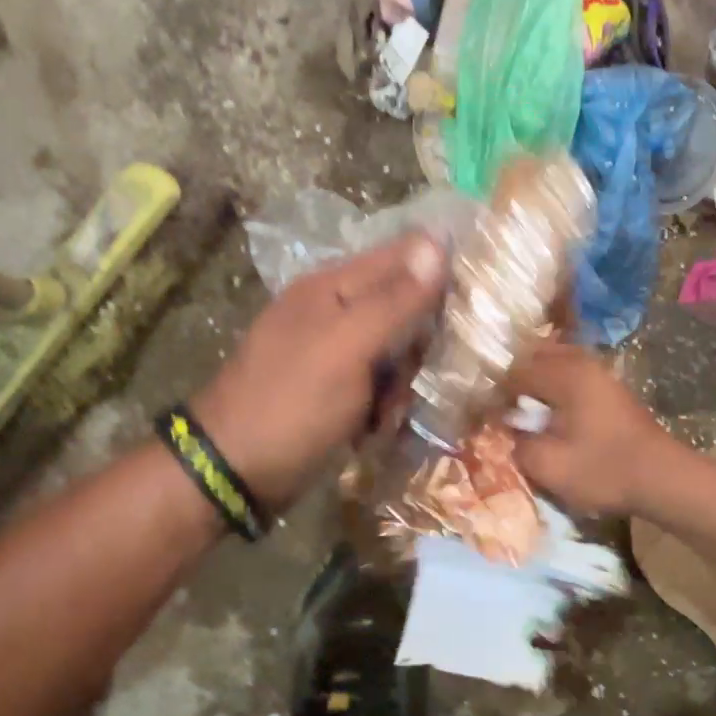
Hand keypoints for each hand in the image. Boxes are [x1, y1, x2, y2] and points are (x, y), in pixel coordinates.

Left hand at [192, 232, 445, 504]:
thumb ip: (395, 299)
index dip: (443, 269)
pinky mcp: (335, 389)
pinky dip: (385, 406)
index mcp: (333, 287)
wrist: (232, 472)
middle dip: (421, 344)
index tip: (482, 296)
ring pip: (399, 352)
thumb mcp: (348, 348)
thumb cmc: (291, 403)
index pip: (404, 256)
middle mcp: (335, 311)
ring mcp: (333, 352)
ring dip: (404, 383)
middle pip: (406, 308)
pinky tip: (376, 428)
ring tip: (389, 411)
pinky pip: (380, 384)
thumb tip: (437, 242)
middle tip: (420, 373)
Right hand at [507, 343, 679, 516]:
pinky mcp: (612, 389)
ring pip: (558, 364)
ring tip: (529, 413)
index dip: (497, 395)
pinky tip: (556, 416)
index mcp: (565, 374)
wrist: (661, 478)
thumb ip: (519, 444)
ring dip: (540, 383)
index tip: (490, 418)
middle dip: (518, 381)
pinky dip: (559, 389)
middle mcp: (584, 363)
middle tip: (507, 411)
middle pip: (537, 357)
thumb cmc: (603, 470)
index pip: (516, 372)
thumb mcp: (549, 466)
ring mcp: (602, 374)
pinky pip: (575, 376)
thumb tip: (512, 430)